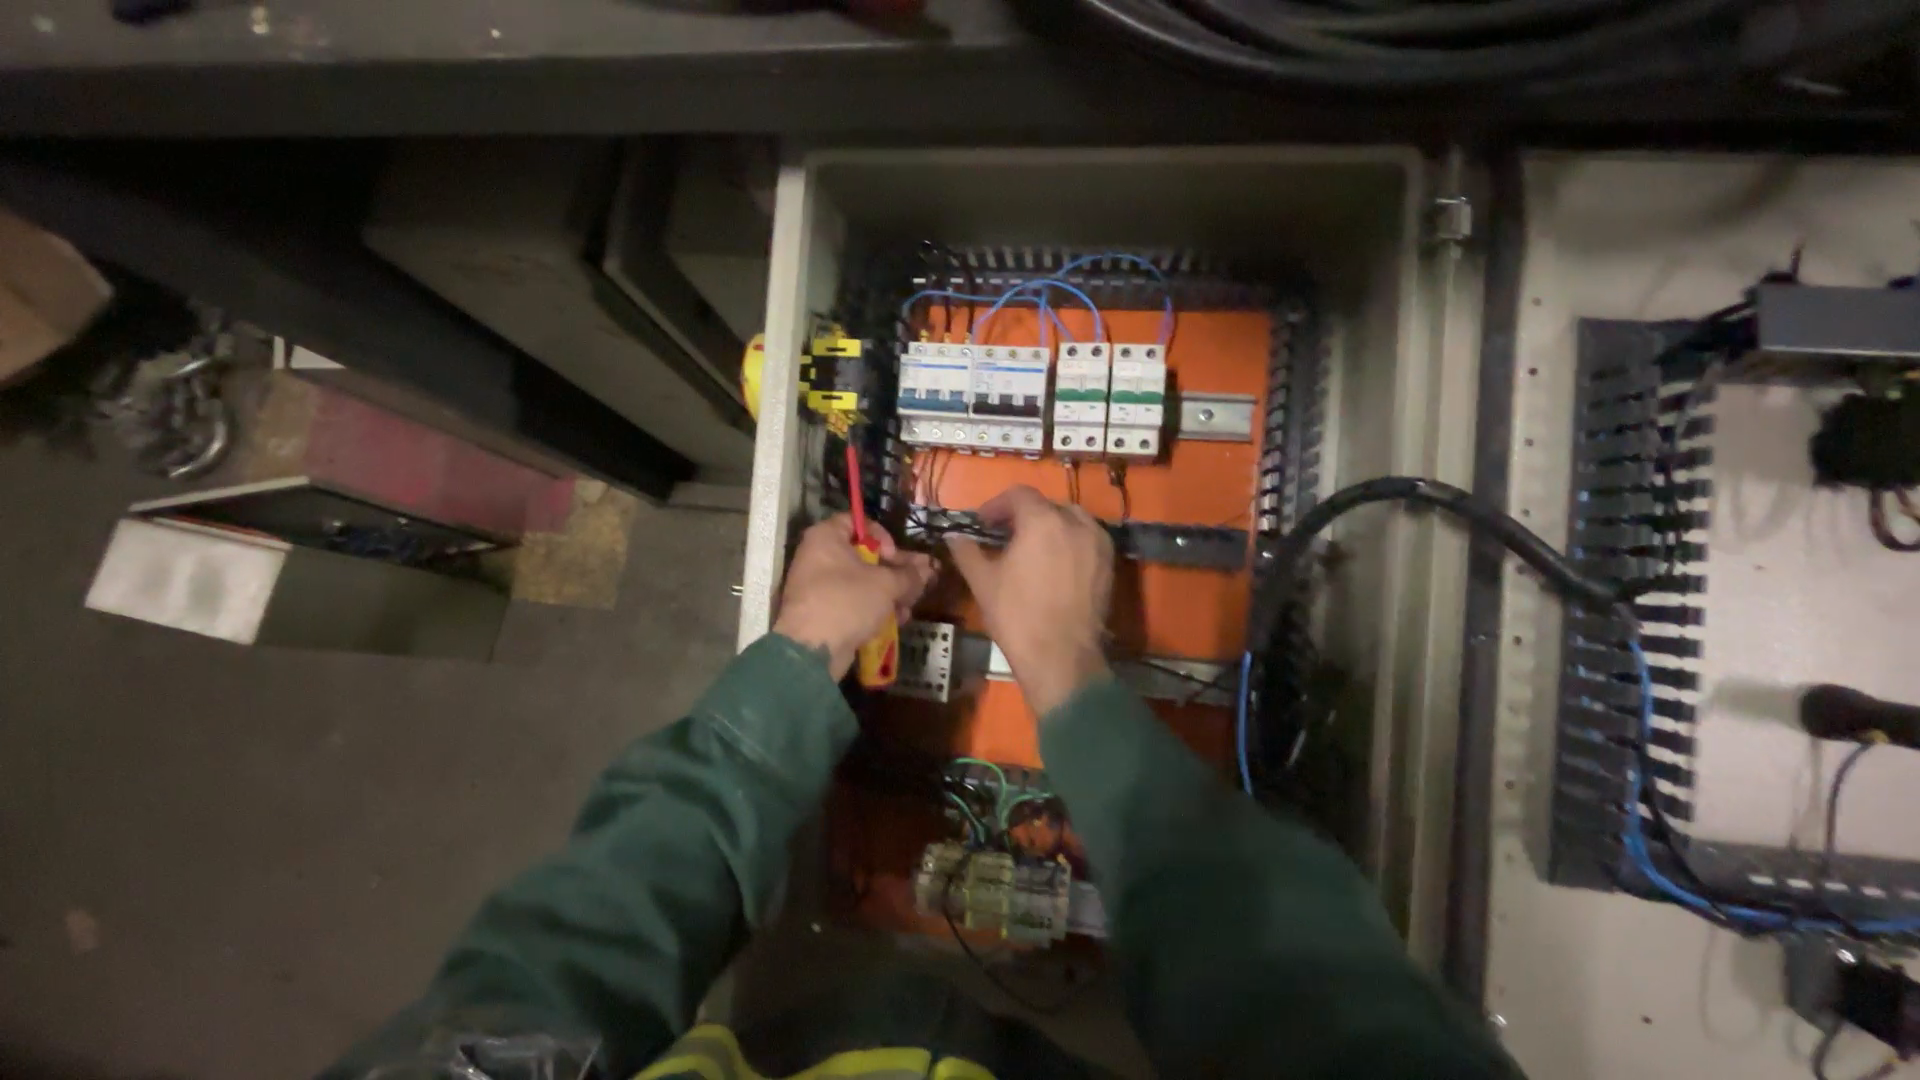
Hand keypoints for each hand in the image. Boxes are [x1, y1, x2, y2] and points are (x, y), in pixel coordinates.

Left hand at [773, 514, 936, 679]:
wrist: (812, 650)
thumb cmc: (848, 601)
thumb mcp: (886, 584)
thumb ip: (909, 575)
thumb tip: (928, 569)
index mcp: (826, 537)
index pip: (857, 521)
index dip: (882, 536)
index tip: (895, 556)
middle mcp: (819, 557)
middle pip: (864, 555)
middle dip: (895, 570)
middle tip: (919, 581)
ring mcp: (820, 587)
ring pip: (863, 582)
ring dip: (890, 592)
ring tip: (911, 605)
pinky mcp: (825, 612)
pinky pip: (854, 602)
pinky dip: (875, 608)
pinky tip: (898, 620)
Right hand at [947, 485, 1113, 715]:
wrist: (1061, 656)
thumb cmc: (1017, 615)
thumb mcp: (983, 581)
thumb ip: (967, 552)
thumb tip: (953, 537)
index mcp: (1043, 520)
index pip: (1019, 495)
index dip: (997, 505)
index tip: (983, 523)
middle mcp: (1076, 523)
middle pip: (1047, 506)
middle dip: (1024, 515)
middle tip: (1005, 536)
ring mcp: (1098, 543)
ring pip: (1072, 520)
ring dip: (1050, 526)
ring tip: (1032, 549)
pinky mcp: (1110, 565)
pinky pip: (1088, 540)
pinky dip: (1070, 542)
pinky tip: (1055, 564)